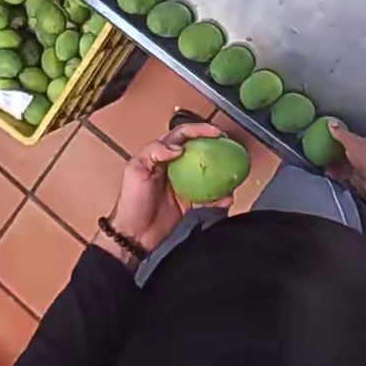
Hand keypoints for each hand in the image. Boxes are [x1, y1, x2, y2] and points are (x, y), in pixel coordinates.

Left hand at [97, 123, 229, 265]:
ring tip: (234, 173)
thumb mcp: (135, 171)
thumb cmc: (131, 200)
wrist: (134, 235)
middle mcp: (173, 166)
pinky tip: (227, 198)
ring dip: (219, 172)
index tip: (216, 132)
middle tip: (230, 148)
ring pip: (205, 172)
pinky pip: (207, 196)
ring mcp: (182, 184)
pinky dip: (218, 197)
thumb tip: (179, 148)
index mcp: (159, 154)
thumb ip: (153, 153)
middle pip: (197, 150)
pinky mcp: (188, 202)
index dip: (198, 130)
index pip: (181, 135)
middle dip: (214, 146)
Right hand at [324, 120, 365, 205]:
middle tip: (320, 149)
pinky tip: (325, 172)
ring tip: (319, 161)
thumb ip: (341, 134)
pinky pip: (343, 176)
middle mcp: (365, 156)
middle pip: (347, 152)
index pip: (352, 139)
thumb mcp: (353, 143)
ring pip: (344, 165)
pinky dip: (335, 174)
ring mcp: (362, 169)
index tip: (326, 136)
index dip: (340, 137)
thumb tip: (330, 121)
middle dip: (335, 151)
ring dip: (333, 163)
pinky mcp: (357, 182)